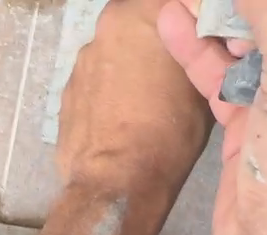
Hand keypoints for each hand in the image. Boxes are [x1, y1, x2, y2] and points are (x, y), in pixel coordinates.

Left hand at [56, 0, 214, 219]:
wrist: (114, 184)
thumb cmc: (169, 131)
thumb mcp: (202, 80)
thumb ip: (196, 45)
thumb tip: (197, 38)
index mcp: (144, 9)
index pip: (170, 2)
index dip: (182, 16)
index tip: (192, 36)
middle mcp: (107, 26)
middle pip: (136, 20)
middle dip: (152, 39)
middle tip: (169, 70)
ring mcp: (80, 62)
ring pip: (112, 53)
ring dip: (127, 67)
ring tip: (143, 102)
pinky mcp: (64, 96)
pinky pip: (93, 85)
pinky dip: (107, 95)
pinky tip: (119, 120)